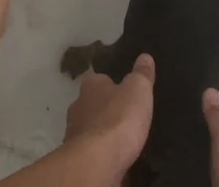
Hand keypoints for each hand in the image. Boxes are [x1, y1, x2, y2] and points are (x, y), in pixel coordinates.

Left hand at [63, 54, 155, 176]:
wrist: (98, 161)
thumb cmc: (118, 118)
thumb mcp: (138, 89)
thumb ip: (141, 74)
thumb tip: (145, 57)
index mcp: (91, 85)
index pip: (98, 78)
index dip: (111, 83)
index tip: (122, 89)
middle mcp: (78, 106)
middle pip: (92, 104)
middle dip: (105, 110)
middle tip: (124, 115)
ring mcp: (74, 133)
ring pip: (90, 129)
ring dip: (102, 133)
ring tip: (121, 139)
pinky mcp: (78, 157)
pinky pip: (92, 151)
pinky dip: (102, 153)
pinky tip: (115, 157)